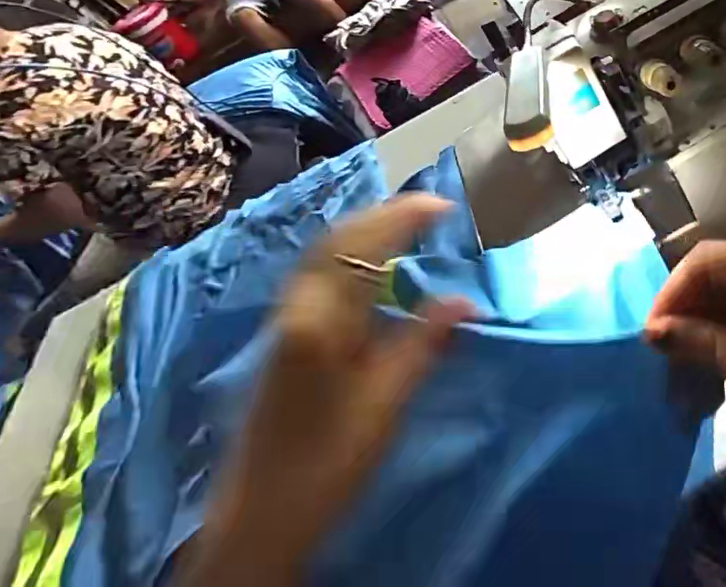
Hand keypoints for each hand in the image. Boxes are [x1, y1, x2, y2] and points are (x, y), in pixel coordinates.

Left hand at [193, 195, 470, 581]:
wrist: (259, 519)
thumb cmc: (329, 461)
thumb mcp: (386, 402)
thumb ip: (424, 342)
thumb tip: (466, 300)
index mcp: (323, 321)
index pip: (365, 246)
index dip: (404, 218)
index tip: (444, 206)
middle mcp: (298, 308)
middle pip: (338, 238)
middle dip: (385, 213)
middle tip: (430, 206)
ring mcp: (285, 319)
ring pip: (324, 251)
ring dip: (366, 227)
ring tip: (407, 222)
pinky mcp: (285, 334)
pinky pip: (319, 269)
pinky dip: (350, 249)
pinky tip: (372, 260)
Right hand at [645, 241, 725, 461]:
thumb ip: (705, 344)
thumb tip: (652, 332)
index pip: (712, 257)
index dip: (676, 286)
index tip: (655, 328)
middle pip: (722, 265)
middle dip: (687, 297)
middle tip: (663, 340)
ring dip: (704, 308)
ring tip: (681, 346)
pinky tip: (711, 345)